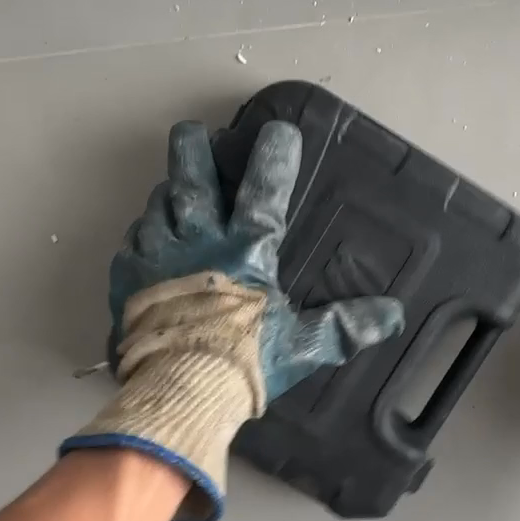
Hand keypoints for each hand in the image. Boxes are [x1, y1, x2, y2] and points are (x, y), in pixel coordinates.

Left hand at [62, 119, 404, 520]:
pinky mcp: (127, 281)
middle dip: (192, 151)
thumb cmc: (243, 360)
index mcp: (244, 249)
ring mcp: (156, 257)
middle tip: (191, 130)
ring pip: (156, 208)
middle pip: (192, 181)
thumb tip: (392, 315)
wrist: (180, 390)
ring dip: (166, 195)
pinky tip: (145, 238)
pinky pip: (131, 245)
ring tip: (172, 189)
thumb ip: (345, 326)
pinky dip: (141, 235)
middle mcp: (197, 241)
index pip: (263, 189)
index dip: (274, 157)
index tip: (279, 130)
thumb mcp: (303, 344)